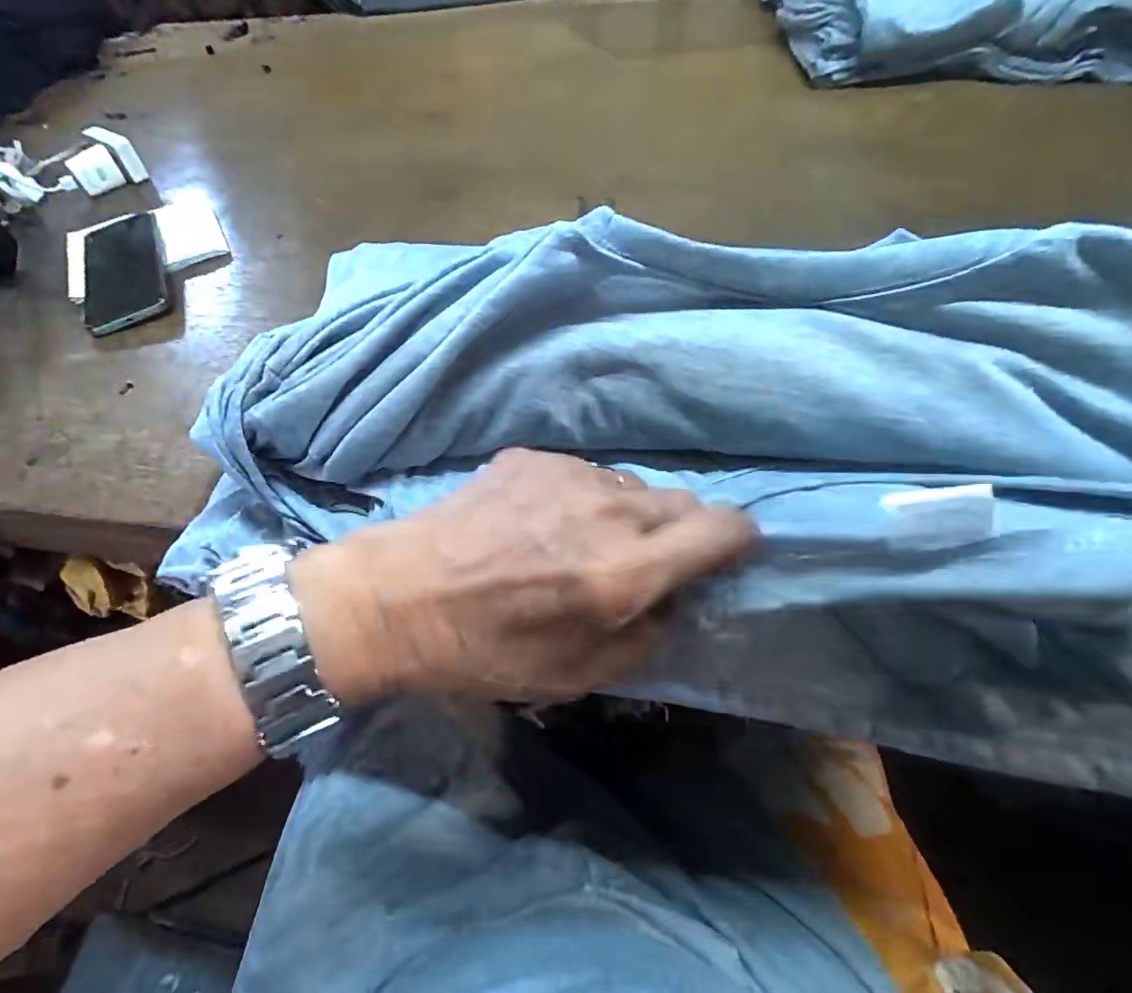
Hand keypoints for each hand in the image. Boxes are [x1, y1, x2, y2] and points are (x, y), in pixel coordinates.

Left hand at [289, 449, 758, 703]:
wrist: (395, 597)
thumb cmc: (486, 651)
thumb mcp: (579, 674)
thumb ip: (649, 635)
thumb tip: (675, 599)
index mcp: (625, 569)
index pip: (726, 527)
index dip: (736, 543)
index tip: (721, 561)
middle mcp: (609, 508)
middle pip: (686, 502)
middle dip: (682, 535)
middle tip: (646, 565)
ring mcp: (568, 473)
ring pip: (635, 487)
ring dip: (629, 516)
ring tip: (583, 545)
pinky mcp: (533, 456)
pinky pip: (587, 475)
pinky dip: (583, 500)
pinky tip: (539, 525)